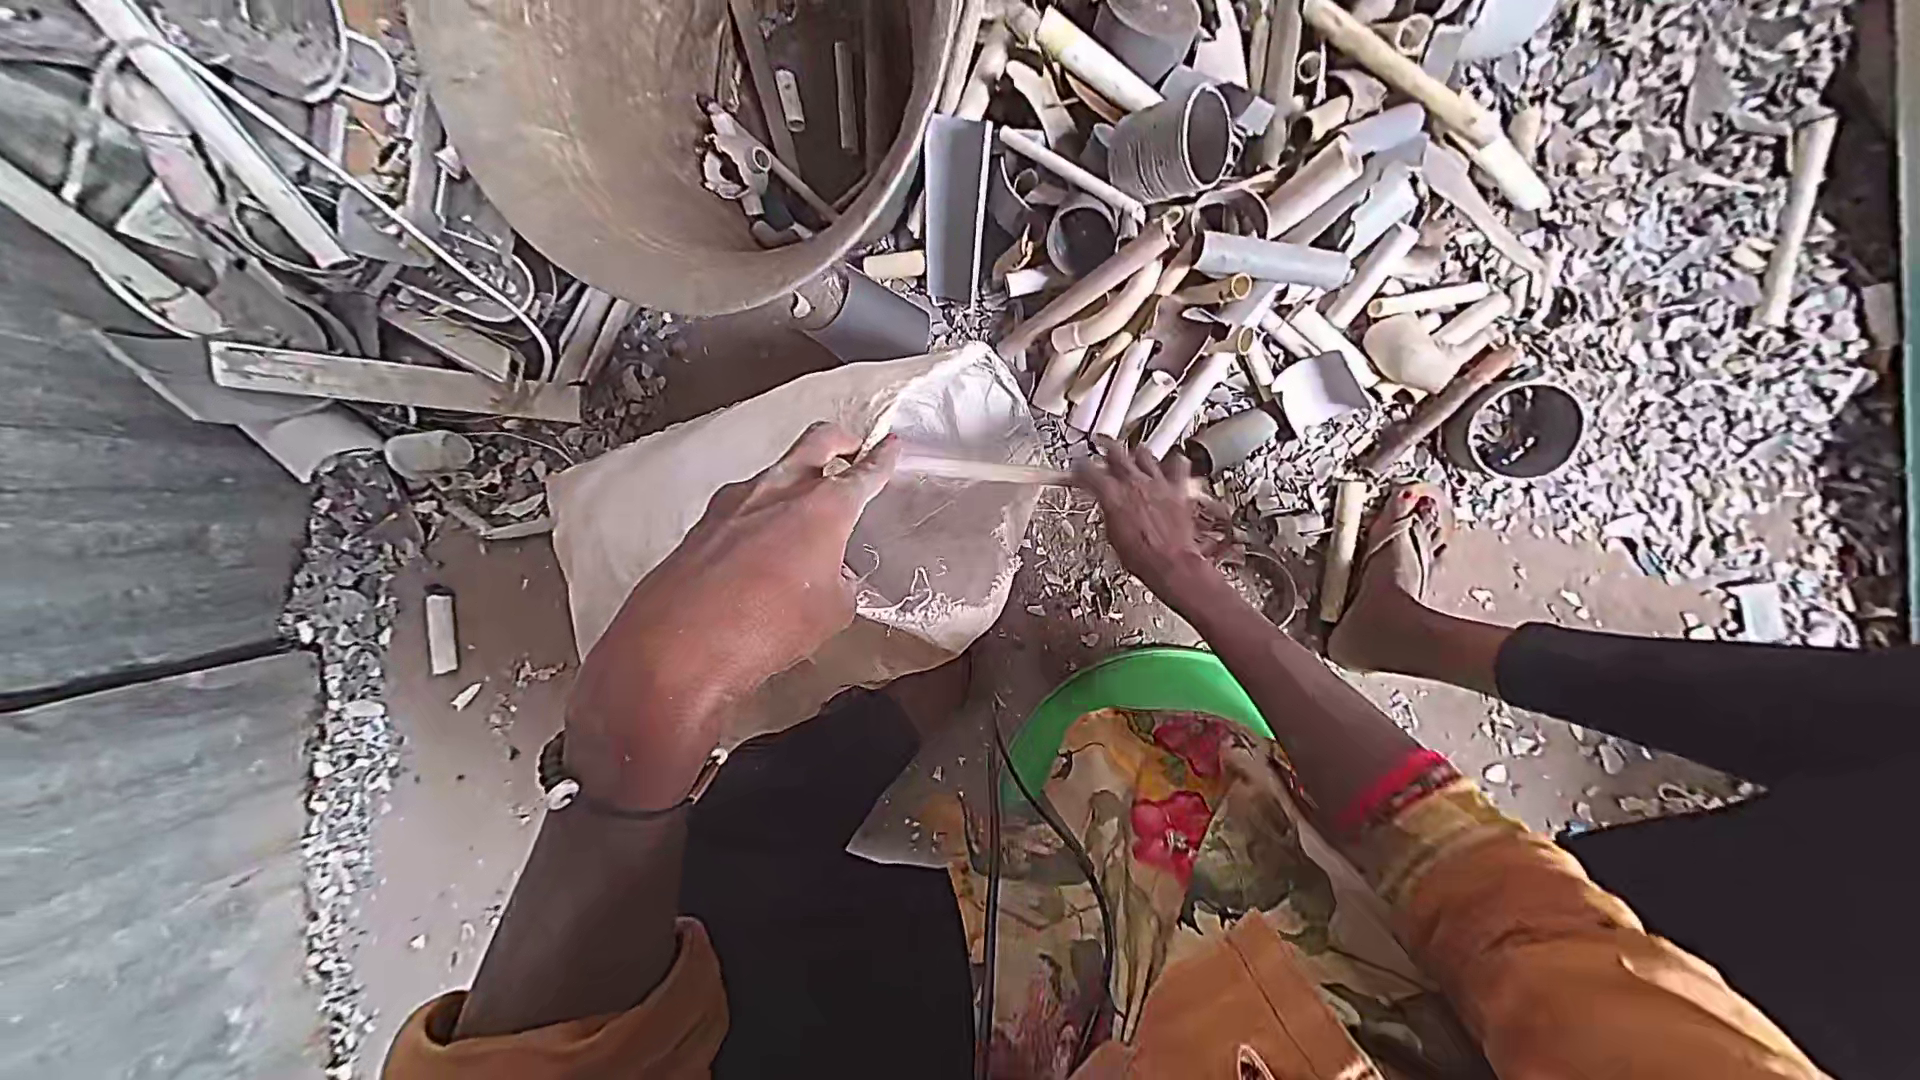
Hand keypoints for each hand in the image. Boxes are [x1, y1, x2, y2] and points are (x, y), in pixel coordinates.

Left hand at [566, 423, 899, 805]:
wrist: (680, 647)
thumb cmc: (767, 627)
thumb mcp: (831, 611)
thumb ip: (841, 582)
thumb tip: (833, 575)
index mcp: (824, 507)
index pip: (865, 473)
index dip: (884, 459)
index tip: (891, 446)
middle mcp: (778, 490)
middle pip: (816, 441)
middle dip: (841, 439)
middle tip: (852, 447)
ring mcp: (734, 502)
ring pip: (775, 472)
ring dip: (796, 479)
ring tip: (806, 506)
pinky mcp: (702, 524)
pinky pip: (742, 505)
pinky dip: (762, 512)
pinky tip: (762, 543)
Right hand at [1075, 439, 1226, 607]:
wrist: (1169, 563)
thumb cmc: (1140, 556)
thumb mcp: (1112, 534)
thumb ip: (1109, 510)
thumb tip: (1109, 505)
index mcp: (1112, 494)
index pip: (1088, 472)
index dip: (1080, 469)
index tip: (1079, 469)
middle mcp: (1133, 483)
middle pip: (1115, 454)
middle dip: (1106, 451)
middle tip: (1103, 450)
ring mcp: (1157, 484)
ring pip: (1144, 454)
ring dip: (1136, 453)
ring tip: (1134, 453)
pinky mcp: (1177, 489)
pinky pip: (1178, 466)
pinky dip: (1174, 462)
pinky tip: (1173, 460)